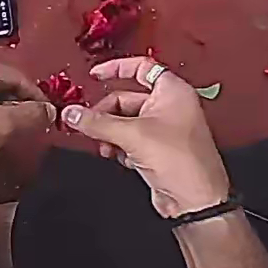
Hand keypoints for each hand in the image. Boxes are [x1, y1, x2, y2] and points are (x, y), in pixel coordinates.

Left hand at [0, 56, 54, 186]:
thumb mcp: (4, 124)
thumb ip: (32, 114)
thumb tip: (48, 111)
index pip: (16, 76)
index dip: (35, 96)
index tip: (48, 111)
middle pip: (5, 87)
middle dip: (21, 107)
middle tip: (36, 123)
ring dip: (8, 116)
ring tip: (17, 132)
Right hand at [62, 56, 230, 217]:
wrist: (194, 200)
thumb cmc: (181, 161)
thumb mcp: (131, 135)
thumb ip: (97, 122)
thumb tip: (74, 113)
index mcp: (172, 91)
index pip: (141, 68)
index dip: (116, 69)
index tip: (96, 74)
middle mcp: (170, 106)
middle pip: (127, 99)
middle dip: (106, 113)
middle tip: (88, 123)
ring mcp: (165, 128)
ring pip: (126, 121)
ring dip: (110, 132)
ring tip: (103, 145)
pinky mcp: (158, 149)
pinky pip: (131, 139)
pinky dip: (120, 145)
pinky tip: (118, 156)